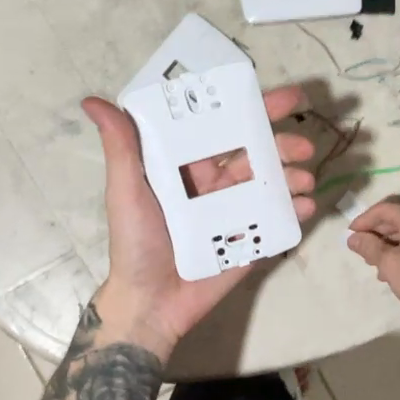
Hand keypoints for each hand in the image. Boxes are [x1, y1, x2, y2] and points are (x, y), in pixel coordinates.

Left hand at [82, 87, 317, 355]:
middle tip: (303, 145)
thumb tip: (93, 102)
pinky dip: (295, 211)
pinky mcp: (250, 242)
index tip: (282, 96)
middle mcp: (216, 185)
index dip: (252, 109)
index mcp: (188, 166)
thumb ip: (121, 148)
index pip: (223, 128)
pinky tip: (306, 205)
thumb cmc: (134, 244)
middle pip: (257, 154)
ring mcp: (236, 213)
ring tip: (304, 178)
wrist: (150, 304)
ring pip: (271, 185)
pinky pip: (277, 222)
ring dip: (293, 176)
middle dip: (284, 144)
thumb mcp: (125, 192)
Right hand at [346, 201, 399, 325]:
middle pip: (395, 219)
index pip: (385, 209)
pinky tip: (390, 270)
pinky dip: (399, 251)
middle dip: (375, 233)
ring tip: (373, 263)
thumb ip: (369, 247)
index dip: (364, 220)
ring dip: (386, 244)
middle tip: (360, 250)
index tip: (349, 234)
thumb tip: (352, 238)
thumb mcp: (389, 264)